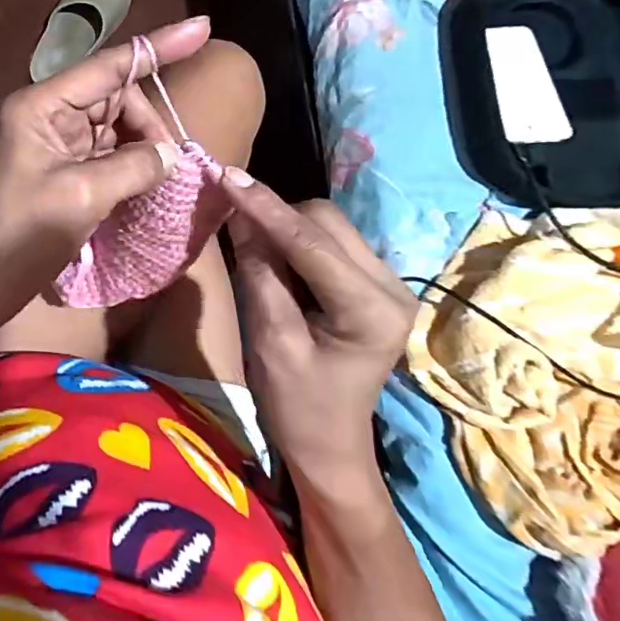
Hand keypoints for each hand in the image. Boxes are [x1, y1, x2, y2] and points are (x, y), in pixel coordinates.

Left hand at [0, 16, 211, 299]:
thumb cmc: (30, 231)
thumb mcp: (86, 194)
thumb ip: (135, 165)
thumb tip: (172, 154)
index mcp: (41, 105)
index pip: (107, 65)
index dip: (157, 47)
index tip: (203, 28)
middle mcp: (48, 110)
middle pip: (115, 93)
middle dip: (148, 120)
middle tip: (171, 158)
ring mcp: (57, 135)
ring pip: (117, 119)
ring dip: (144, 141)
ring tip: (161, 172)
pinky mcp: (66, 159)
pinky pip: (110, 144)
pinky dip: (133, 156)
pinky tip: (150, 174)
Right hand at [219, 171, 413, 486]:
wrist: (329, 444)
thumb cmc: (297, 405)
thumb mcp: (270, 341)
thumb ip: (259, 274)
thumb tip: (239, 216)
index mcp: (372, 310)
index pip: (311, 242)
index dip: (265, 207)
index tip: (227, 176)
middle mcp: (392, 287)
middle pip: (326, 222)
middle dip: (275, 215)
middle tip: (231, 222)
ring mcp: (389, 283)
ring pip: (328, 226)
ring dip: (284, 226)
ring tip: (250, 246)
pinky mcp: (374, 284)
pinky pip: (329, 242)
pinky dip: (295, 240)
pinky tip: (273, 257)